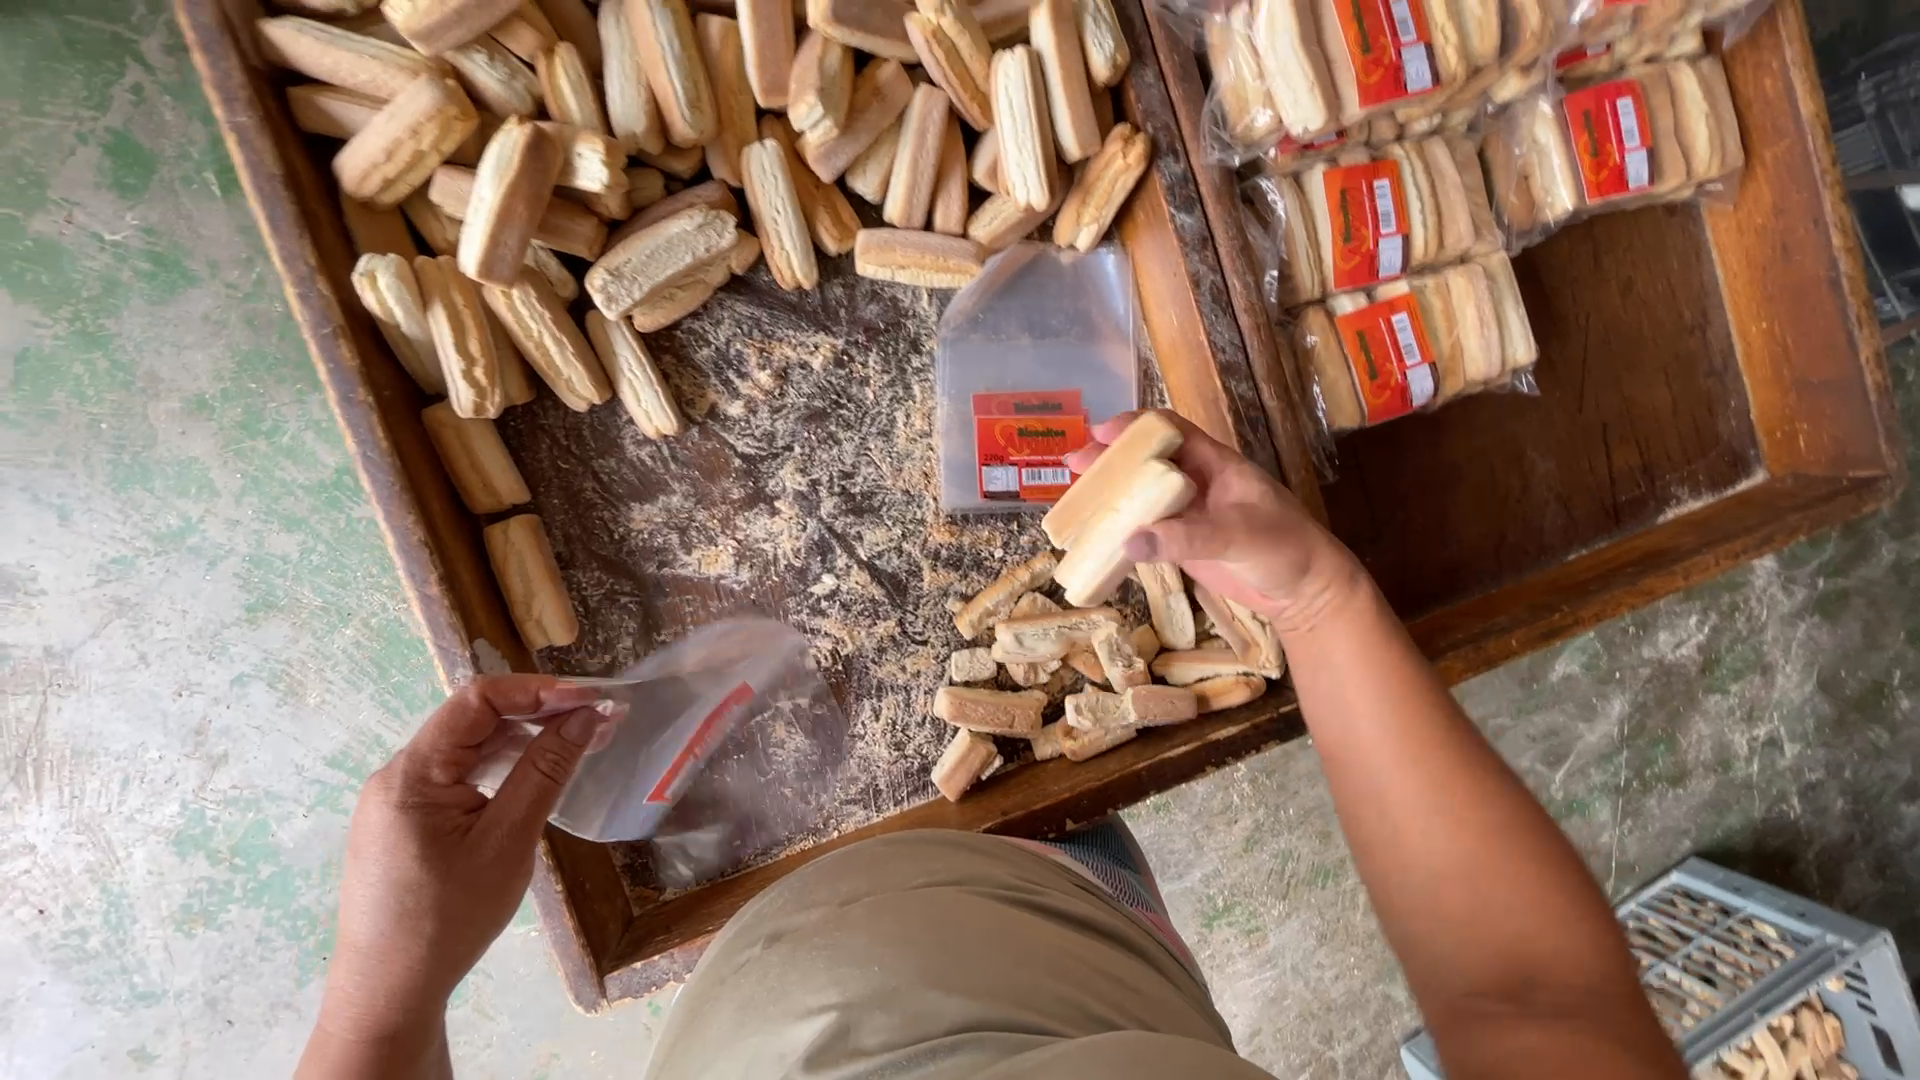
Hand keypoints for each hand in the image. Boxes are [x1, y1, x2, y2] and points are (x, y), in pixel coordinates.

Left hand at [298, 676, 625, 1079]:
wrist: (390, 995)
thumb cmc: (449, 917)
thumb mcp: (508, 839)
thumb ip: (546, 770)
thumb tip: (586, 714)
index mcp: (413, 774)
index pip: (478, 700)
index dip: (539, 690)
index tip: (592, 698)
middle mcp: (400, 775)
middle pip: (475, 719)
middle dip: (542, 710)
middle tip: (602, 717)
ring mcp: (403, 799)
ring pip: (472, 745)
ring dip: (529, 736)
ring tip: (586, 738)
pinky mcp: (412, 820)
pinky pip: (465, 773)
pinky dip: (508, 763)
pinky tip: (544, 769)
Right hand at [1064, 410, 1367, 635]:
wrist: (1305, 591)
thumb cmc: (1285, 549)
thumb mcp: (1239, 537)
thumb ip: (1187, 538)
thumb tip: (1131, 541)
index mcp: (1216, 464)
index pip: (1171, 432)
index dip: (1135, 428)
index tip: (1101, 433)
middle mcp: (1197, 482)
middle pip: (1146, 460)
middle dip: (1110, 458)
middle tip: (1075, 464)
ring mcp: (1188, 513)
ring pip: (1141, 494)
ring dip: (1110, 494)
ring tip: (1076, 499)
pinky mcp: (1182, 542)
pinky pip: (1145, 529)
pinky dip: (1120, 529)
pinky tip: (1097, 536)